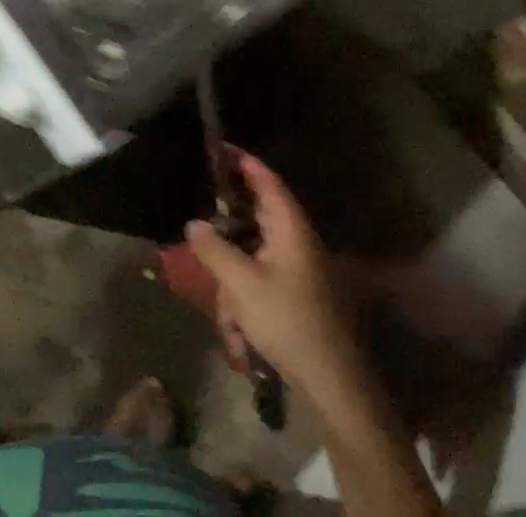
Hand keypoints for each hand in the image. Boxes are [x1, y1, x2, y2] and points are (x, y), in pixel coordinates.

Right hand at [186, 155, 359, 391]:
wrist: (330, 377)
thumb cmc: (287, 320)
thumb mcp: (241, 284)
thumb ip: (215, 249)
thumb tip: (194, 223)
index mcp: (290, 229)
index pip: (267, 182)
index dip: (244, 162)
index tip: (220, 148)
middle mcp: (297, 241)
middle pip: (257, 217)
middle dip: (227, 230)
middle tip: (200, 223)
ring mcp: (299, 269)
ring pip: (253, 256)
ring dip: (234, 280)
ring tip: (227, 314)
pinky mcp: (296, 293)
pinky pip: (260, 282)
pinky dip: (244, 300)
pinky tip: (238, 332)